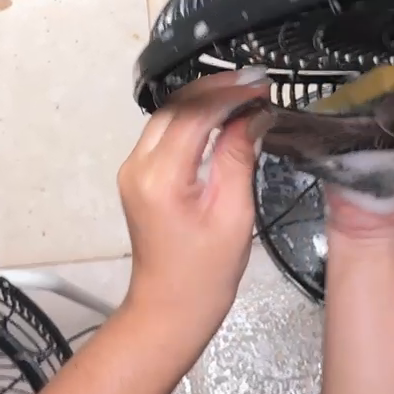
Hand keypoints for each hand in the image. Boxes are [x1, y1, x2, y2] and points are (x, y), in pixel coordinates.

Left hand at [115, 68, 272, 367]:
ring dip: (203, 99)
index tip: (261, 85)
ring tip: (243, 92)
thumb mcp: (233, 216)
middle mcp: (137, 163)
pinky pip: (164, 130)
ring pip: (167, 114)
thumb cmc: (206, 275)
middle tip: (255, 82)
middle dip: (215, 88)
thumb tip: (253, 114)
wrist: (167, 311)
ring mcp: (132, 166)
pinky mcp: (136, 172)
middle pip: (175, 106)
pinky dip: (192, 116)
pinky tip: (220, 114)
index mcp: (160, 176)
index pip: (193, 114)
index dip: (228, 94)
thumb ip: (238, 157)